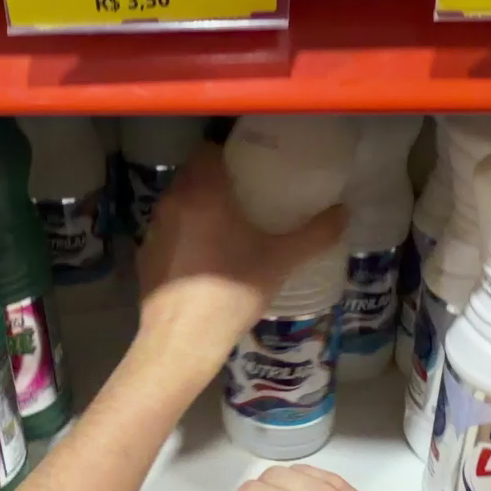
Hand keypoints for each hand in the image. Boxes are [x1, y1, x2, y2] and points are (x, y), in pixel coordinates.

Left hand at [134, 144, 344, 377]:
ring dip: (196, 206)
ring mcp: (154, 230)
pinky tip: (201, 255)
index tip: (247, 162)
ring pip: (176, 203)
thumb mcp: (280, 262)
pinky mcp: (146, 256)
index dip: (226, 151)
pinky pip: (167, 231)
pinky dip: (182, 234)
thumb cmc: (232, 294)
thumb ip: (315, 234)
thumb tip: (344, 212)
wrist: (183, 340)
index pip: (206, 151)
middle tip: (243, 191)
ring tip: (224, 222)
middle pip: (191, 174)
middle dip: (214, 178)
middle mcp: (172, 203)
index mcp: (203, 194)